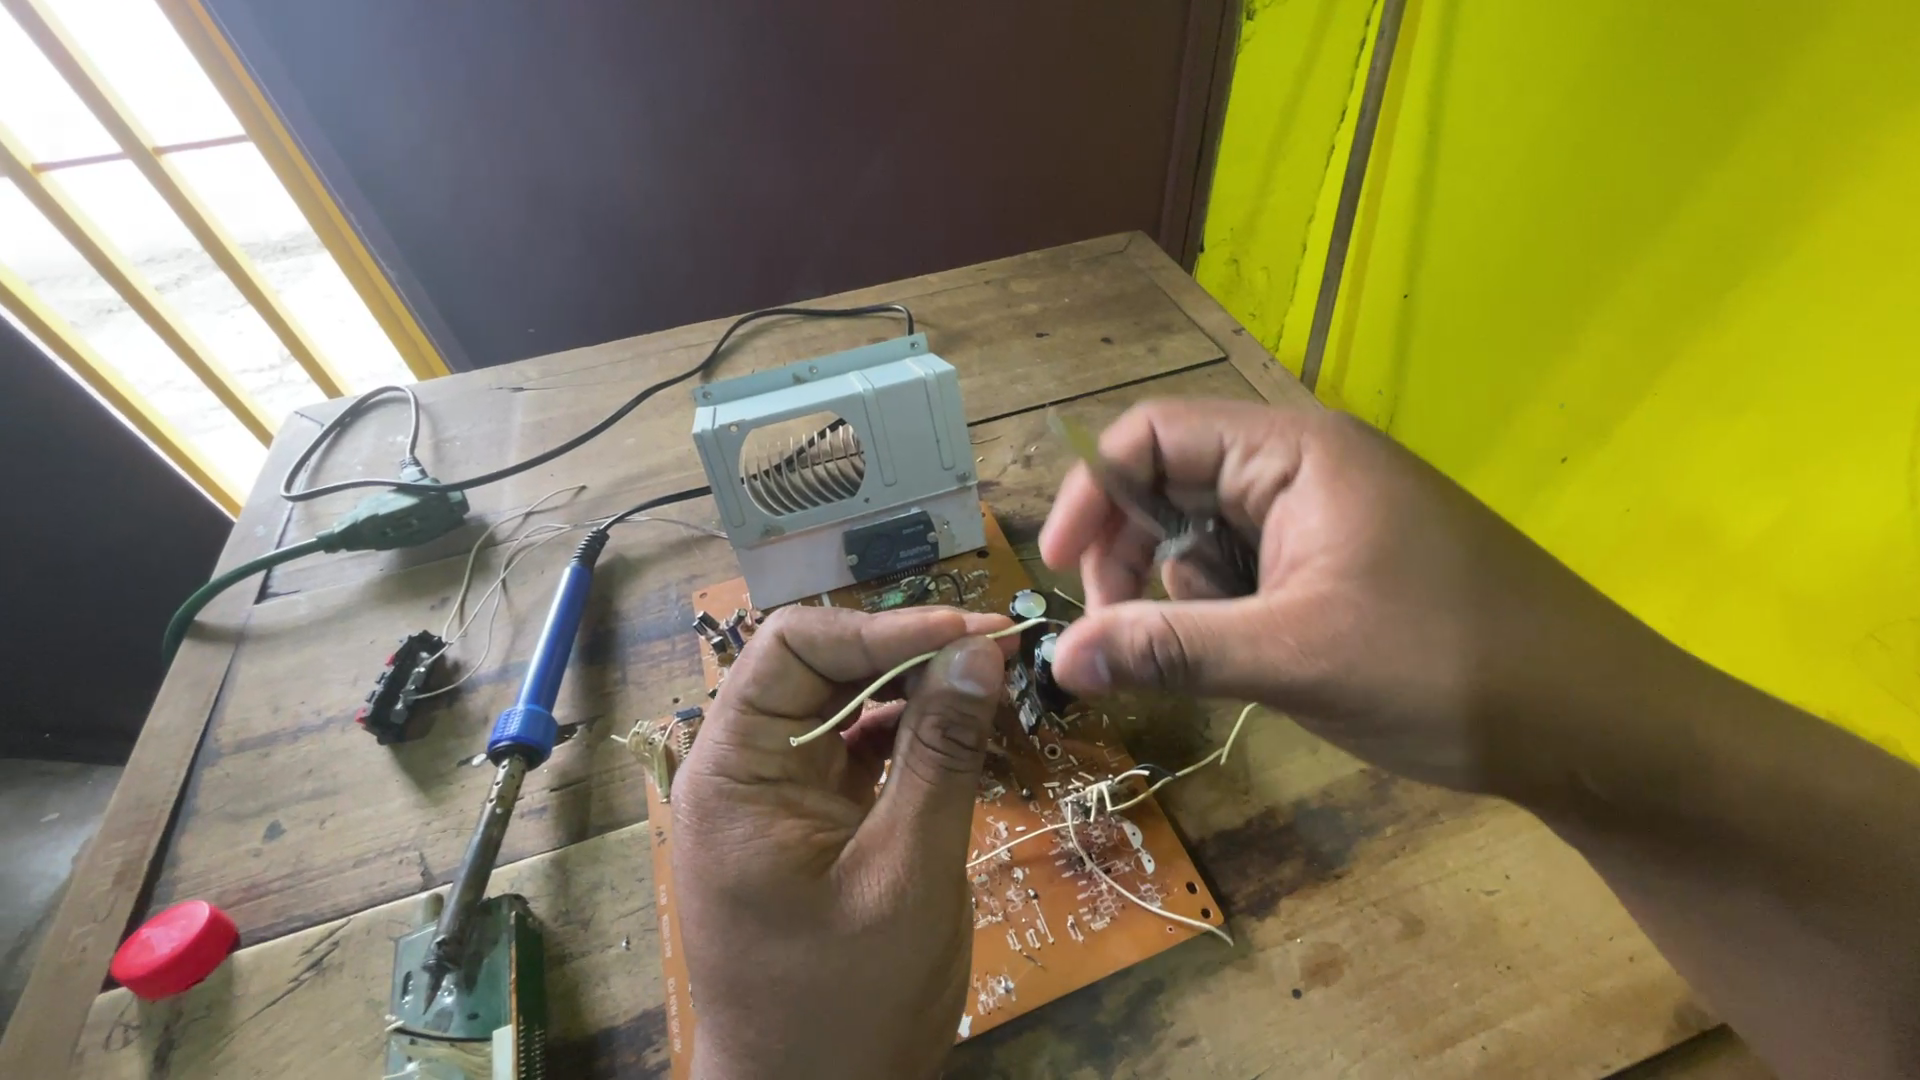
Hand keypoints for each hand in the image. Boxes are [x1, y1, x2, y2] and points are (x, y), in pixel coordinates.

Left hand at [670, 605, 1015, 1079]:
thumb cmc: (846, 1006)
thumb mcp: (906, 874)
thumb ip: (942, 754)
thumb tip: (978, 652)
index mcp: (734, 770)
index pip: (793, 648)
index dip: (883, 628)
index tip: (967, 634)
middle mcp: (745, 764)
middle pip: (821, 666)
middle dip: (907, 651)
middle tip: (995, 650)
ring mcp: (777, 789)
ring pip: (845, 700)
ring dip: (915, 686)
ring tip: (988, 680)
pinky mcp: (811, 813)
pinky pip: (859, 745)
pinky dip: (911, 730)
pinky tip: (960, 726)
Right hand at [1039, 398, 1663, 796]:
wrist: (1600, 733)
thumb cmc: (1450, 670)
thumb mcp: (1292, 657)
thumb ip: (1167, 649)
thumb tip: (1058, 661)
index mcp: (1294, 453)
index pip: (1153, 435)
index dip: (1092, 493)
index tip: (1057, 566)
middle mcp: (1301, 469)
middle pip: (1168, 486)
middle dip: (1132, 557)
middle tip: (1121, 633)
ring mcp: (1319, 517)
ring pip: (1200, 537)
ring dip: (1182, 595)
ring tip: (1224, 653)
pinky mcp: (1332, 563)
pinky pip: (1240, 572)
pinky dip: (1222, 613)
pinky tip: (1255, 657)